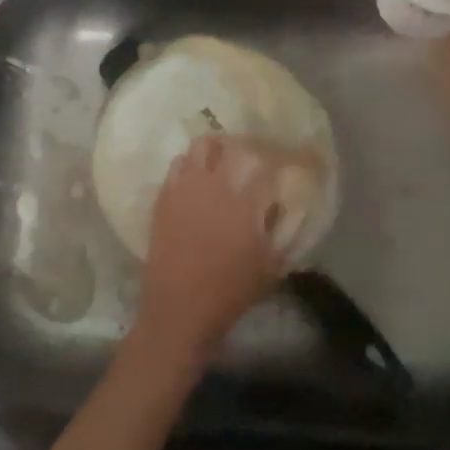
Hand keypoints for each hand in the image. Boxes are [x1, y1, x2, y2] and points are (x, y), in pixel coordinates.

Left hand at [136, 134, 310, 360]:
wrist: (179, 306)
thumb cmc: (230, 291)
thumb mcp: (270, 266)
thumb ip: (281, 231)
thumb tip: (285, 208)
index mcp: (245, 200)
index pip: (266, 160)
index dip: (279, 155)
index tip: (286, 158)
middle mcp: (214, 184)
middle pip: (230, 143)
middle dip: (244, 146)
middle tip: (251, 158)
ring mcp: (184, 187)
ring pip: (199, 147)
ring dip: (214, 150)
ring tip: (221, 163)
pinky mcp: (163, 197)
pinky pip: (176, 167)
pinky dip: (189, 167)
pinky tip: (195, 181)